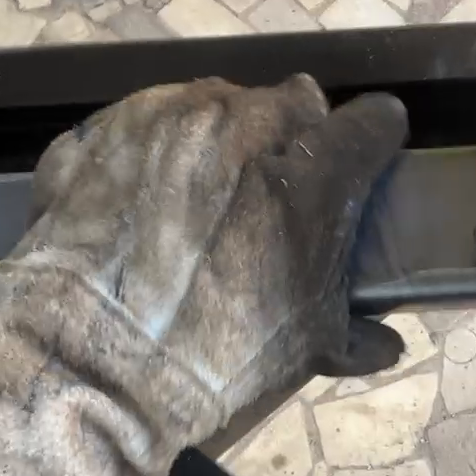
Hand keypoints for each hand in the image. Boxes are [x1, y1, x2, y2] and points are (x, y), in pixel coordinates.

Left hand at [0, 79, 407, 475]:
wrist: (86, 373)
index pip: (373, 125)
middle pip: (295, 103)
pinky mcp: (106, 129)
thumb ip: (358, 338)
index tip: (368, 162)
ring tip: (213, 200)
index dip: (375, 145)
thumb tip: (389, 343)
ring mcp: (170, 117)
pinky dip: (169, 151)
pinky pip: (156, 120)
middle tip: (283, 193)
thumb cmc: (215, 367)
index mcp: (311, 177)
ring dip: (233, 141)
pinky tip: (155, 204)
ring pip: (223, 102)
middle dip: (300, 139)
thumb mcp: (305, 354)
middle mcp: (247, 125)